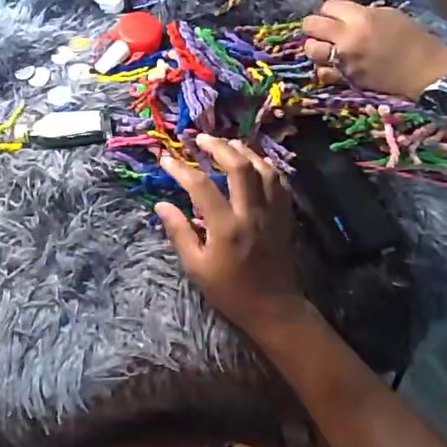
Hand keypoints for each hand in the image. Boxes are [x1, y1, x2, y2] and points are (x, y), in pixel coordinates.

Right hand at [155, 135, 307, 334]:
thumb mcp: (196, 267)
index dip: (180, 168)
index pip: (200, 186)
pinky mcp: (285, 216)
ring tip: (227, 144)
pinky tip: (256, 161)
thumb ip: (179, 232)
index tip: (166, 158)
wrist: (273, 308)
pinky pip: (279, 182)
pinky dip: (266, 167)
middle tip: (201, 139)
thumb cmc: (229, 291)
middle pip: (238, 167)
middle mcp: (251, 214)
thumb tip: (161, 205)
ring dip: (244, 151)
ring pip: (263, 169)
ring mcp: (272, 213)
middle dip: (218, 147)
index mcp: (226, 228)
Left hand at [302, 1, 446, 99]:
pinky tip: (332, 65)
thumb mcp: (390, 15)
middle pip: (310, 25)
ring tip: (325, 47)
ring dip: (315, 46)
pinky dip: (323, 67)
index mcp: (360, 18)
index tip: (337, 14)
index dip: (331, 9)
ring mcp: (343, 60)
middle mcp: (346, 38)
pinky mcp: (345, 79)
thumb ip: (362, 12)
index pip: (327, 5)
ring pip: (310, 49)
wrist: (426, 73)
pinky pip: (321, 71)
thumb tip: (344, 14)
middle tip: (324, 29)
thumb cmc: (414, 40)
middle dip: (315, 25)